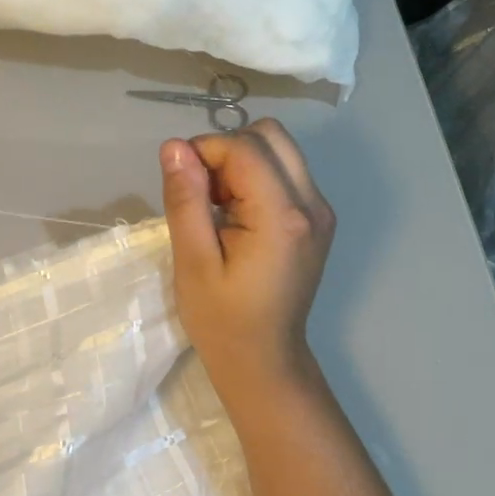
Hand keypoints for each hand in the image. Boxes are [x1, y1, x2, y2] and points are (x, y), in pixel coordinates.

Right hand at [159, 119, 333, 405]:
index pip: (244, 148)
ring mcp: (320, 211)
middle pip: (270, 136)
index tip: (178, 181)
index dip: (204, 151)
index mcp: (282, 217)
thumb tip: (174, 147)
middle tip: (201, 194)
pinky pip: (286, 174)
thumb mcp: (192, 263)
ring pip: (280, 151)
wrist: (263, 360)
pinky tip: (236, 218)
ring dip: (242, 164)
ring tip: (217, 208)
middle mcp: (311, 204)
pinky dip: (256, 180)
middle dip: (227, 151)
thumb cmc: (222, 320)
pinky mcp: (317, 220)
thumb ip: (185, 200)